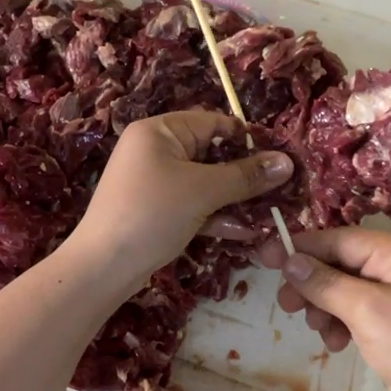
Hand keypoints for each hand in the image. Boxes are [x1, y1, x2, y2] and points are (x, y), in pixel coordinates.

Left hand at [71, 109, 292, 276]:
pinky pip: (192, 207)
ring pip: (203, 184)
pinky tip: (246, 233)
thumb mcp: (203, 191)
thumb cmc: (152, 214)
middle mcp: (152, 151)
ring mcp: (152, 184)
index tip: (282, 157)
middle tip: (283, 188)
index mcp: (158, 132)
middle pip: (210, 155)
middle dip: (245, 174)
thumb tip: (287, 162)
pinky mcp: (154, 213)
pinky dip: (215, 217)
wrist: (103, 266)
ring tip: (272, 212)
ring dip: (235, 199)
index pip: (213, 123)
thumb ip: (245, 176)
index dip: (248, 139)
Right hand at [258, 228, 390, 390]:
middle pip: (341, 264)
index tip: (264, 259)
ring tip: (319, 332)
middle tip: (285, 307)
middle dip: (311, 283)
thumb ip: (324, 282)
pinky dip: (340, 324)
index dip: (301, 248)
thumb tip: (289, 260)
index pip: (341, 239)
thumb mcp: (366, 310)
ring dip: (323, 307)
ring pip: (344, 291)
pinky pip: (357, 313)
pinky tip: (337, 344)